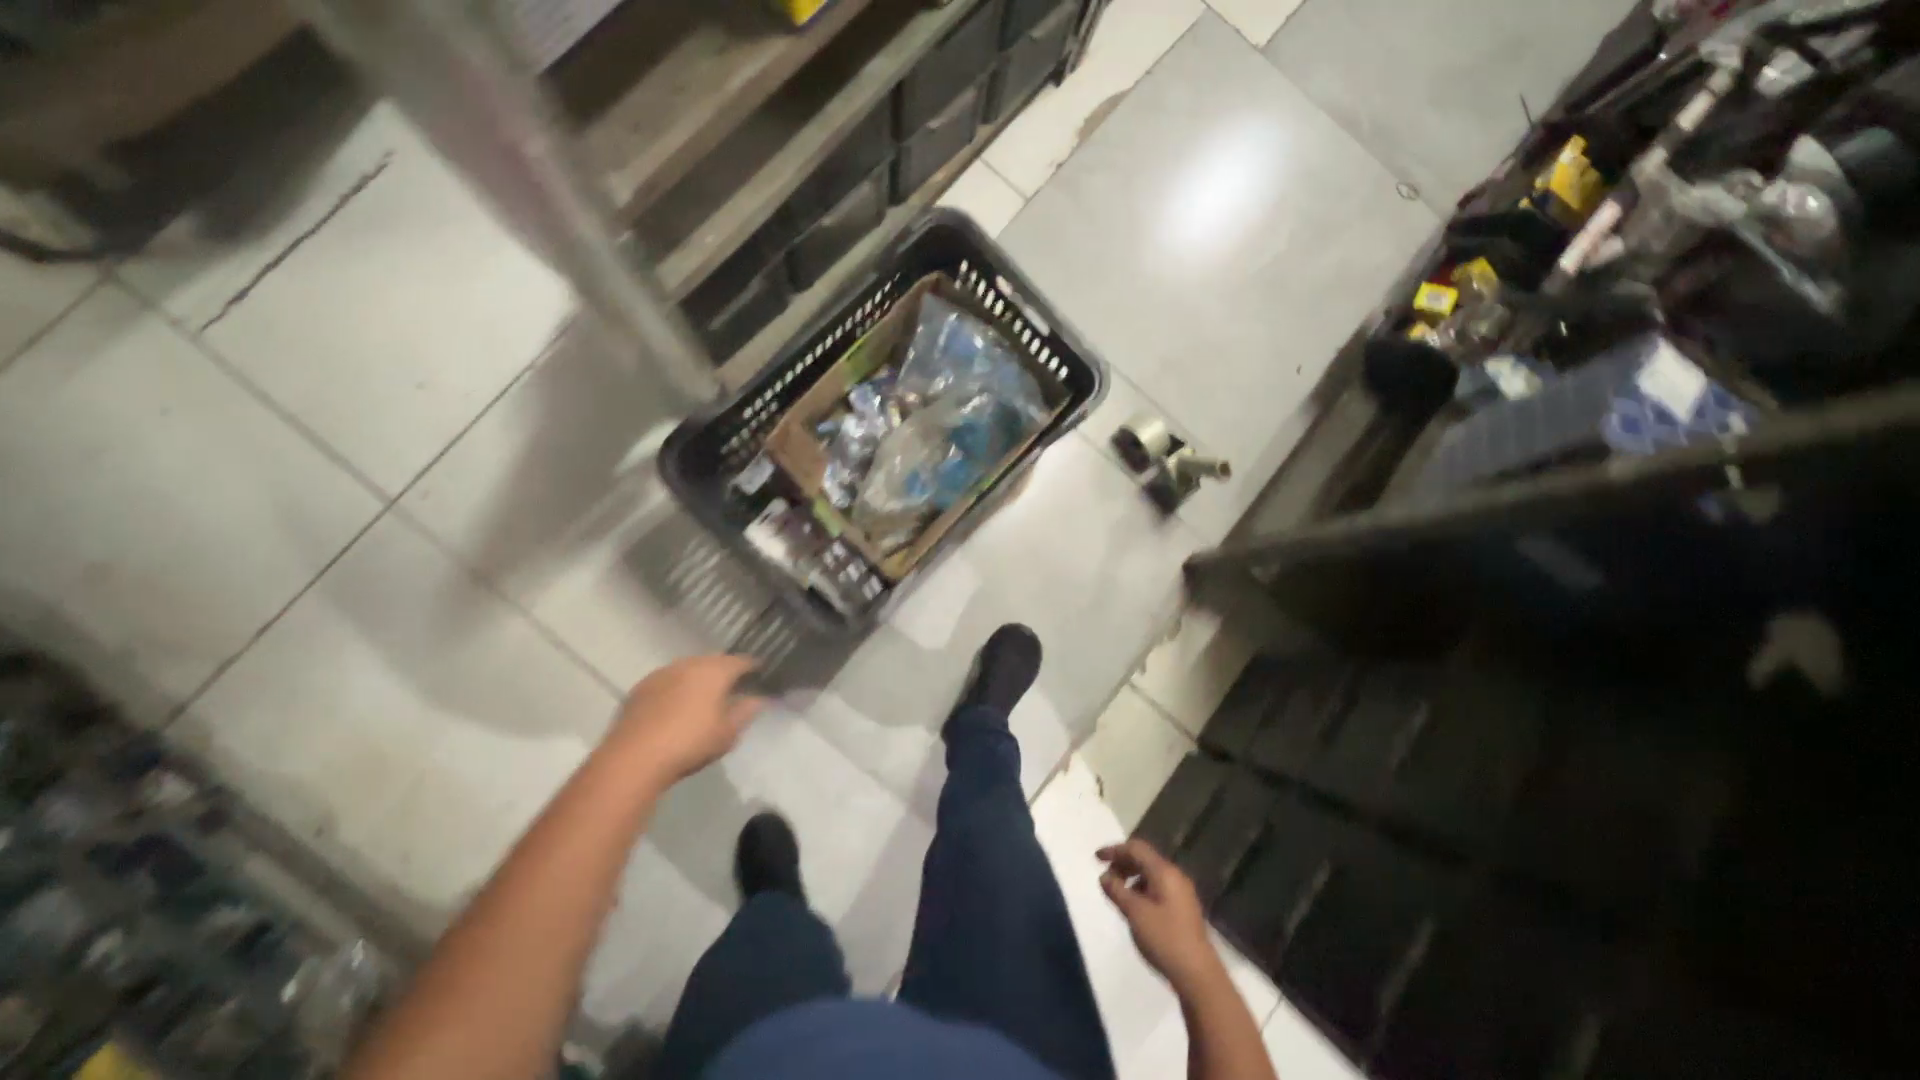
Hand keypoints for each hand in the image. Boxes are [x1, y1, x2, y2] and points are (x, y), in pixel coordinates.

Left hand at [608, 655, 764, 785]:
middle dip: (724, 671)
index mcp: (714, 672)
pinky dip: (678, 687)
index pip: (740, 661)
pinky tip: (677, 705)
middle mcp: (688, 664)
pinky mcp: (641, 687)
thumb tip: (758, 698)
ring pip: (688, 668)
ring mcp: (662, 673)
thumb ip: (745, 712)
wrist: (635, 757)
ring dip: (699, 678)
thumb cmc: (690, 743)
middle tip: (733, 686)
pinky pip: (668, 680)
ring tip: (705, 696)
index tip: (760, 673)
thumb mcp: (727, 733)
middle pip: (713, 661)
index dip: (752, 667)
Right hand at [1099, 839, 1222, 991]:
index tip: (1096, 859)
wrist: (1197, 972)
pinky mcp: (1182, 908)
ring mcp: (1181, 892)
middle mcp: (1175, 876)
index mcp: (1165, 872)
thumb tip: (1104, 876)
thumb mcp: (1135, 913)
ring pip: (1152, 874)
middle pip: (1145, 859)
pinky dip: (1142, 889)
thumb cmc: (1164, 938)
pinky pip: (1158, 887)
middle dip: (1123, 864)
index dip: (1115, 850)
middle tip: (1106, 879)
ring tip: (1117, 894)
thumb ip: (1117, 891)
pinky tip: (1134, 907)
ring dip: (1132, 878)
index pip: (1136, 849)